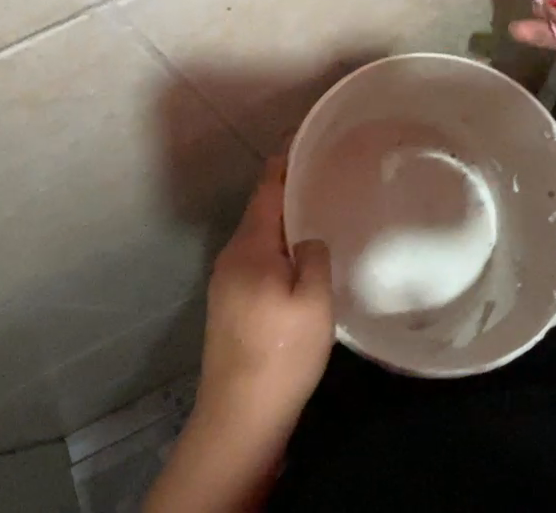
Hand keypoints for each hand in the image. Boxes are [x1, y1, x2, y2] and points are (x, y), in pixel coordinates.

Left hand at [197, 156, 333, 433]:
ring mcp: (226, 282)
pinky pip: (257, 259)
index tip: (310, 138)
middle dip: (291, 189)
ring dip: (286, 221)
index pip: (267, 187)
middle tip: (329, 176)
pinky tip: (301, 260)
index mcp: (250, 246)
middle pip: (261, 209)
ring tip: (321, 213)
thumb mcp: (313, 302)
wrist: (240, 417)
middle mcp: (231, 256)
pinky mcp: (229, 305)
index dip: (287, 159)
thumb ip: (313, 256)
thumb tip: (308, 238)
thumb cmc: (281, 354)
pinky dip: (279, 248)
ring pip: (260, 237)